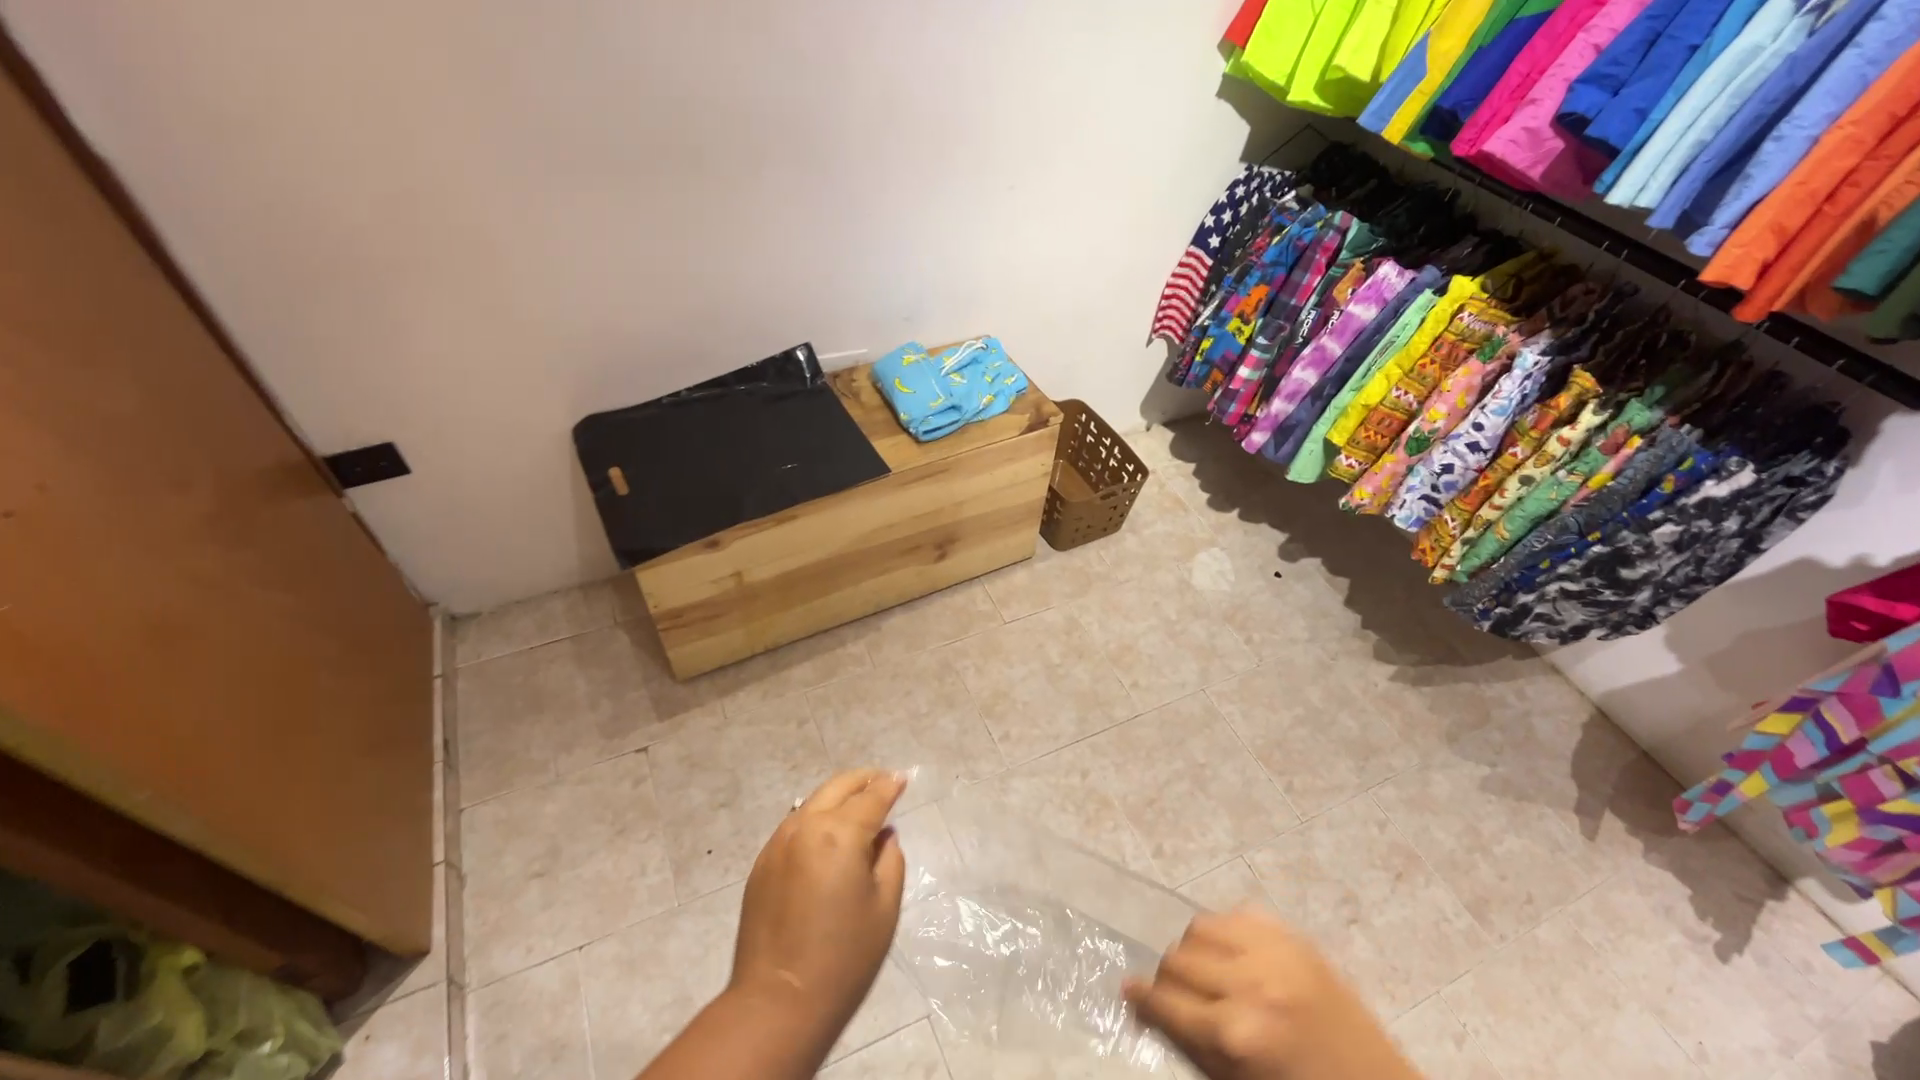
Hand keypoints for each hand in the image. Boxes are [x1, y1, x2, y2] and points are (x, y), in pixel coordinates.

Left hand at [730, 769, 908, 1037]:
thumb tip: (882, 835)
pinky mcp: (762, 864)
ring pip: (812, 803)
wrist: (778, 1000)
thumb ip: (889, 859)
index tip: (903, 778)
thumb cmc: (844, 958)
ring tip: (858, 806)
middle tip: (883, 782)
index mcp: (839, 834)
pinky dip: (815, 819)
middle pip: (837, 788)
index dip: (890, 786)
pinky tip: (828, 835)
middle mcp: (804, 827)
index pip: (872, 798)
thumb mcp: (884, 906)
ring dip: (837, 797)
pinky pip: (794, 827)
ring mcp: (777, 844)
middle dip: (863, 780)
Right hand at [1123, 908, 1420, 1079]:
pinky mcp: (1295, 937)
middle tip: (1168, 991)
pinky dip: (1225, 931)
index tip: (1127, 990)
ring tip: (1200, 970)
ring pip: (1200, 927)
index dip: (1140, 997)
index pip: (1164, 1001)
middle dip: (1164, 977)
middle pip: (1176, 959)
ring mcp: (1275, 953)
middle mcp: (1250, 984)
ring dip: (1192, 949)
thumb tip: (1143, 1004)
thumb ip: (1188, 1041)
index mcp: (1236, 1033)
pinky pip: (1238, 914)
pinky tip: (1231, 953)